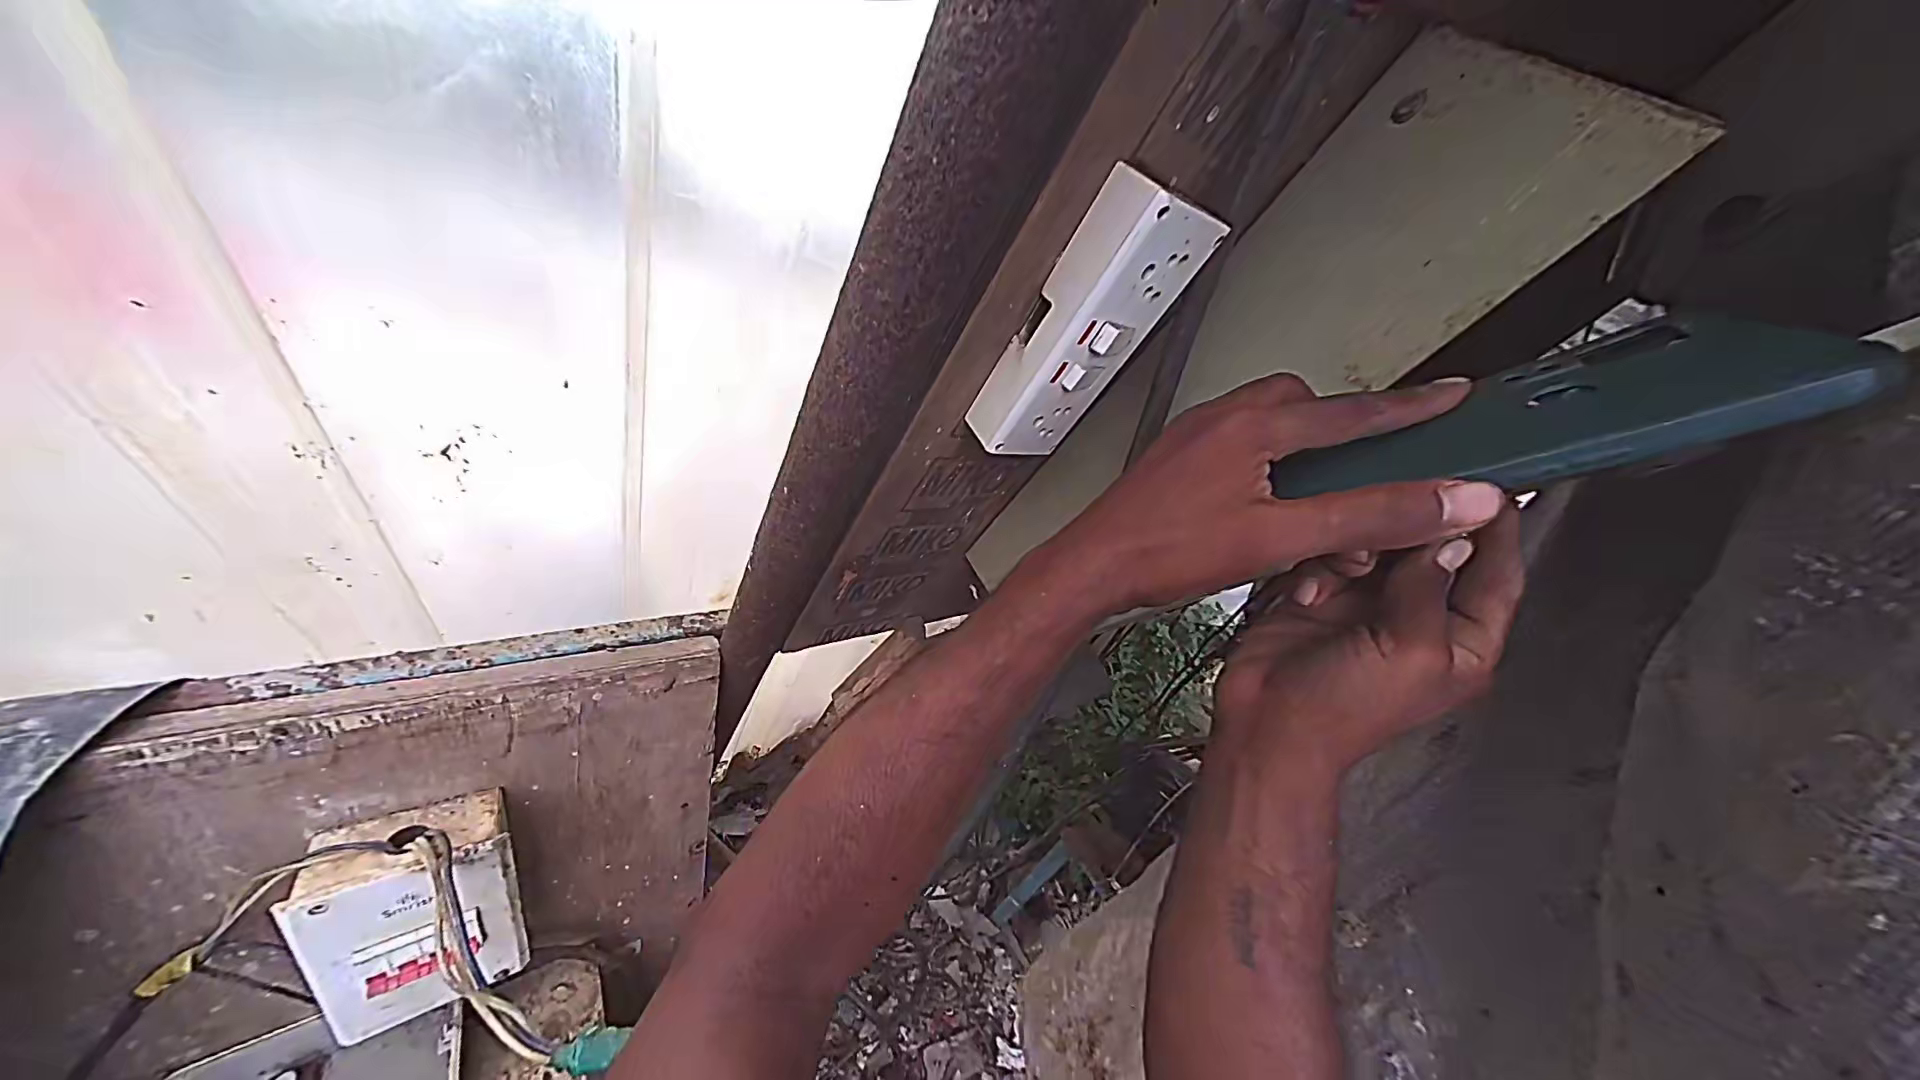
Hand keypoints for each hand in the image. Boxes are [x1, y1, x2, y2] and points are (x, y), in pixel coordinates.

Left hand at [1020, 373, 1506, 618]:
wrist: (1094, 567)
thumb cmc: (1163, 551)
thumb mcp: (1279, 539)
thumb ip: (1366, 517)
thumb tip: (1446, 500)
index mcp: (1250, 427)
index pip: (1352, 411)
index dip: (1410, 408)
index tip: (1451, 398)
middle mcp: (1219, 420)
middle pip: (1303, 406)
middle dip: (1341, 430)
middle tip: (1368, 461)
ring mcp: (1192, 438)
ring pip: (1265, 423)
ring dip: (1298, 450)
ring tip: (1315, 493)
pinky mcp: (1175, 460)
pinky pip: (1234, 443)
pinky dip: (1262, 464)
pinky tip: (1263, 501)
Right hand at [1211, 506, 1524, 775]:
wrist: (1268, 724)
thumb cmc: (1343, 712)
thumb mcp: (1411, 652)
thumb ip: (1432, 589)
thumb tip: (1450, 538)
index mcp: (1459, 640)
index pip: (1495, 573)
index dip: (1495, 531)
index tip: (1488, 488)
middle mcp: (1414, 616)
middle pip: (1429, 550)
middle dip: (1409, 532)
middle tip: (1394, 512)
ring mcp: (1363, 603)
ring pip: (1374, 546)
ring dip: (1355, 550)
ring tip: (1340, 570)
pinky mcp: (1317, 595)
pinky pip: (1326, 555)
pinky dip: (1316, 565)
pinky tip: (1308, 591)